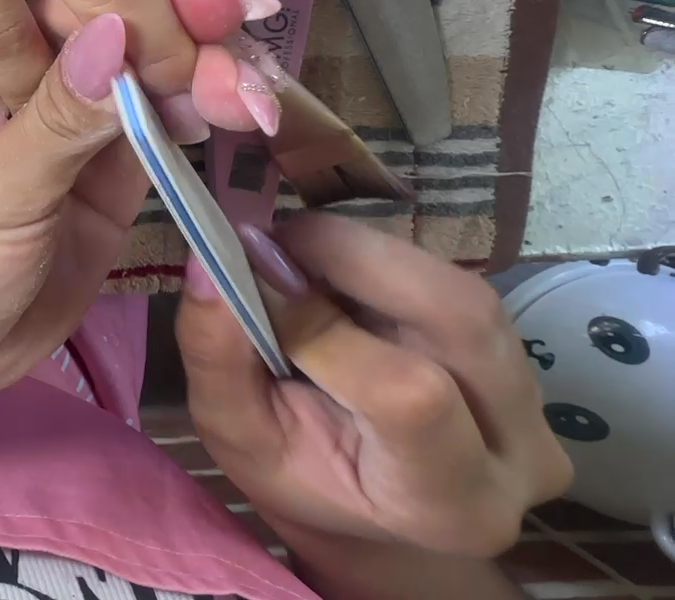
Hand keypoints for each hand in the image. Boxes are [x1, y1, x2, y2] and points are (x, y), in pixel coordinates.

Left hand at [0, 0, 256, 398]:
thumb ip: (57, 122)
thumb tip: (114, 31)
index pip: (53, 16)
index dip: (127, 2)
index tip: (205, 6)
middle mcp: (23, 93)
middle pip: (108, 45)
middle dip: (179, 38)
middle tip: (247, 49)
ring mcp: (67, 137)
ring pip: (141, 89)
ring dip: (202, 79)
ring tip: (257, 88)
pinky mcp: (102, 182)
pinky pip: (154, 140)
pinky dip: (195, 124)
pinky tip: (235, 112)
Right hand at [177, 217, 573, 559]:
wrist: (359, 500)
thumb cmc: (287, 470)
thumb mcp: (227, 427)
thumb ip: (213, 352)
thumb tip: (206, 264)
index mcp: (444, 501)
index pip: (405, 393)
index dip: (315, 322)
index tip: (240, 276)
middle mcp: (521, 456)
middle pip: (460, 317)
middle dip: (350, 255)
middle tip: (271, 243)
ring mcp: (537, 407)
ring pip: (461, 291)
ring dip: (362, 255)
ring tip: (296, 265)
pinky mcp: (524, 362)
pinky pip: (454, 286)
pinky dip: (376, 262)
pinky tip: (331, 279)